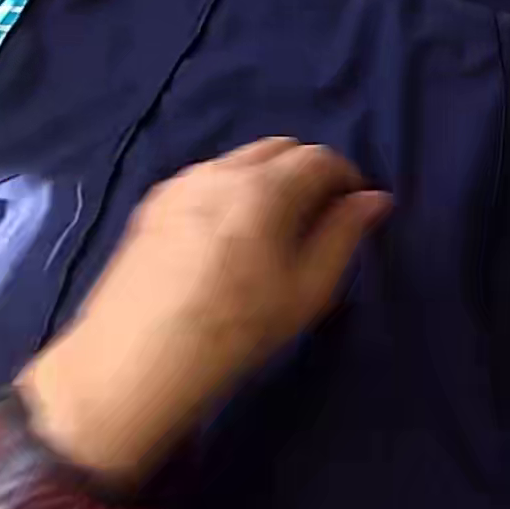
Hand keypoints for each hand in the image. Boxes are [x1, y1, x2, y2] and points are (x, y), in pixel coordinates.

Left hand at [17, 138, 390, 482]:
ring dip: (270, 178)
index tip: (354, 208)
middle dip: (308, 172)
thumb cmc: (236, 329)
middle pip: (281, 148)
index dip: (347, 177)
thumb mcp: (307, 289)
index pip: (321, 157)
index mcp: (264, 186)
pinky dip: (233, 190)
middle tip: (317, 217)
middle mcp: (222, 169)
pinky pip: (208, 178)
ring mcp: (182, 182)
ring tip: (271, 228)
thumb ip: (344, 234)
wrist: (135, 360)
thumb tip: (375, 198)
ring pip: (241, 161)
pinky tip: (227, 236)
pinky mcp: (155, 201)